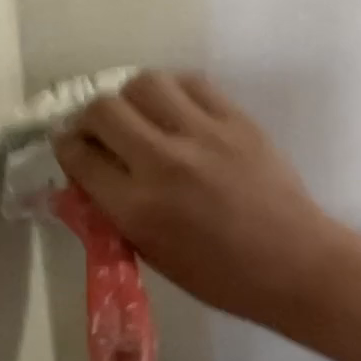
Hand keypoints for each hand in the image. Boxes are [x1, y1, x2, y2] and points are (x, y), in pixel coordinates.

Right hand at [54, 70, 346, 324]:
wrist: (293, 263)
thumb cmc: (220, 277)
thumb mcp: (154, 255)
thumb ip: (115, 214)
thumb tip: (86, 180)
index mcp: (138, 208)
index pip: (80, 157)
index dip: (66, 147)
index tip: (70, 147)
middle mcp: (162, 163)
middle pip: (103, 110)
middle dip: (90, 118)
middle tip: (99, 131)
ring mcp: (202, 134)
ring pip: (144, 83)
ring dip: (130, 97)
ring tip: (139, 117)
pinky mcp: (236, 119)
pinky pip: (190, 83)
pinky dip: (172, 91)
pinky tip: (175, 110)